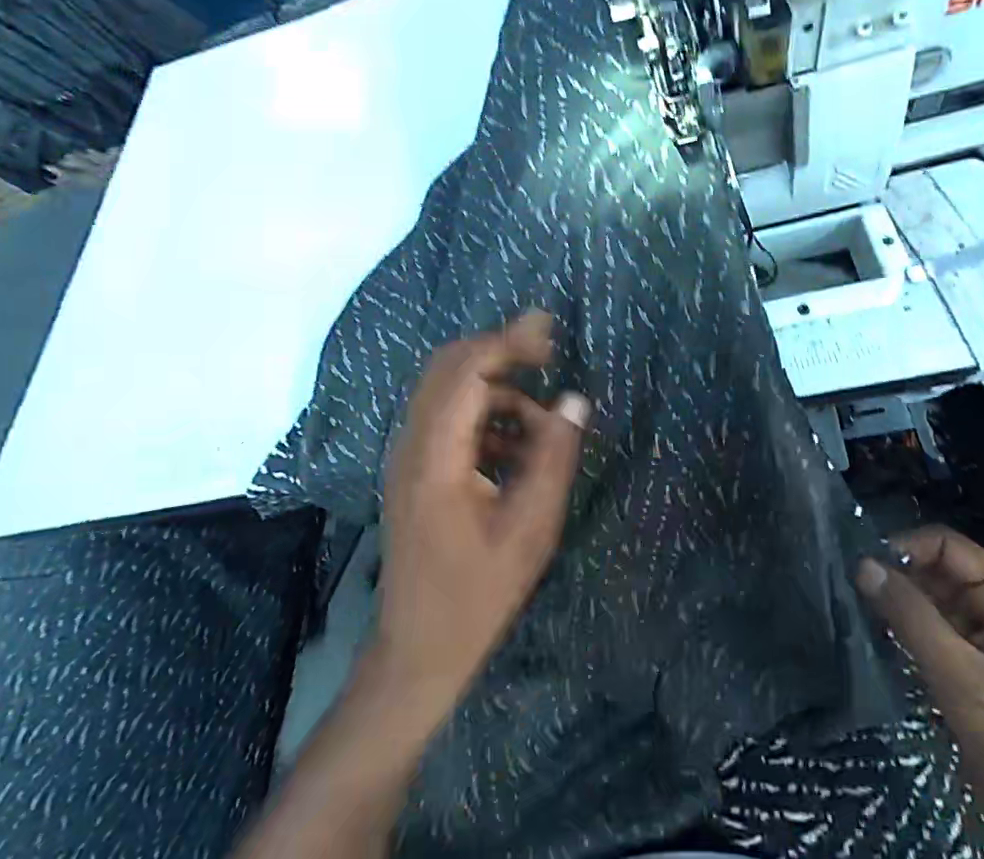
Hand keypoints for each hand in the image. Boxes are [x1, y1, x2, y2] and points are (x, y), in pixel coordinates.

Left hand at [371, 311, 589, 723]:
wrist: (420, 649)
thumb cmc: (479, 593)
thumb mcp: (531, 526)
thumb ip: (554, 457)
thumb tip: (575, 399)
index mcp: (435, 456)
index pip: (464, 371)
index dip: (508, 342)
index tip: (552, 334)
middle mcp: (411, 446)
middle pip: (447, 368)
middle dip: (500, 352)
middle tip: (550, 354)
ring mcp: (409, 459)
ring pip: (449, 393)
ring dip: (499, 390)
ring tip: (547, 420)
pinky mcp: (416, 473)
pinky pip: (451, 422)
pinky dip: (488, 418)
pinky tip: (522, 450)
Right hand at [856, 527, 983, 858]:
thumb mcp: (963, 681)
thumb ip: (912, 619)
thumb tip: (863, 565)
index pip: (951, 549)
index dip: (906, 549)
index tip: (860, 566)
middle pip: (944, 575)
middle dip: (900, 579)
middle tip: (850, 592)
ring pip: (939, 607)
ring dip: (902, 608)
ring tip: (855, 613)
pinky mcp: (981, 675)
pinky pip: (941, 639)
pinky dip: (912, 637)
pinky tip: (878, 642)